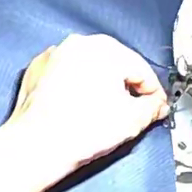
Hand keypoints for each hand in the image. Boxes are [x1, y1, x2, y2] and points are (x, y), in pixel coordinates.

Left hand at [2, 34, 169, 184]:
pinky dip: (74, 90)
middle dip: (125, 89)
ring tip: (100, 115)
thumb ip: (152, 107)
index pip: (141, 70)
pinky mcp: (36, 71)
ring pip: (88, 70)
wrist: (36, 147)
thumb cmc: (78, 132)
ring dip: (98, 88)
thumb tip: (155, 106)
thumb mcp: (132, 121)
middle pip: (114, 66)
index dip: (153, 92)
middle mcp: (78, 44)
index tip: (155, 106)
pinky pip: (64, 77)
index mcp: (105, 48)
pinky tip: (77, 111)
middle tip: (131, 113)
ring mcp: (54, 56)